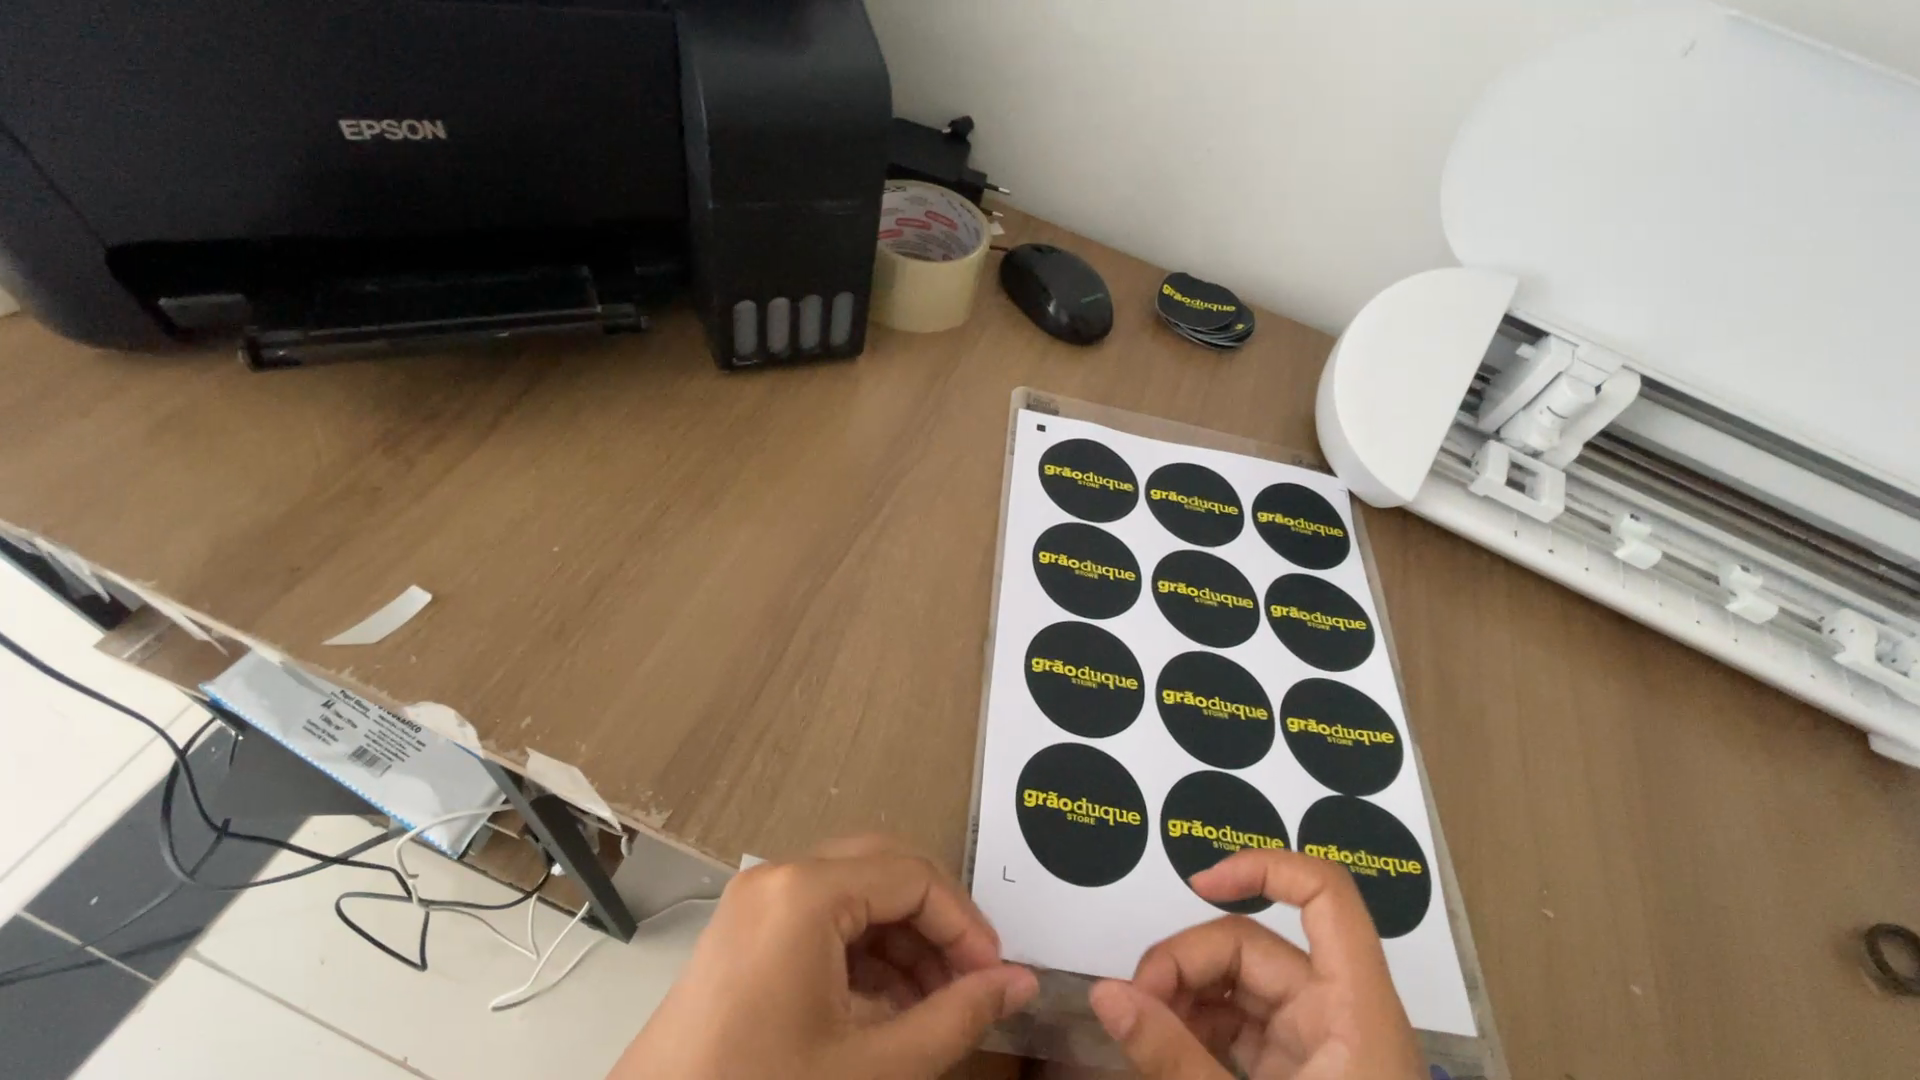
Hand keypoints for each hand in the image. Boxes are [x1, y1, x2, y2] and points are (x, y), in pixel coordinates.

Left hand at [610, 835, 1037, 1079]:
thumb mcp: (874, 1065)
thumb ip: (957, 1017)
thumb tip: (1019, 983)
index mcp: (805, 892)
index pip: (914, 877)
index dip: (966, 925)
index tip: (995, 977)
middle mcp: (779, 878)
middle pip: (885, 870)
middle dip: (937, 925)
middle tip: (971, 981)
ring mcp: (757, 901)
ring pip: (857, 894)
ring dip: (904, 942)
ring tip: (933, 1007)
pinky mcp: (747, 930)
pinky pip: (824, 919)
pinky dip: (865, 955)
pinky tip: (887, 1009)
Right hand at [1087, 848, 1423, 1079]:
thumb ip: (1172, 1057)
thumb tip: (1104, 994)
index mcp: (1355, 1011)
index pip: (1325, 896)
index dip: (1263, 867)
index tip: (1196, 882)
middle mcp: (1340, 1016)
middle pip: (1254, 947)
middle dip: (1184, 963)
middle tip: (1131, 1003)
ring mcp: (1318, 1049)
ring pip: (1237, 989)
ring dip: (1181, 998)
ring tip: (1137, 1029)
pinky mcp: (1298, 1079)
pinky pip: (1237, 1031)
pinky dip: (1194, 1032)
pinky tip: (1160, 1051)